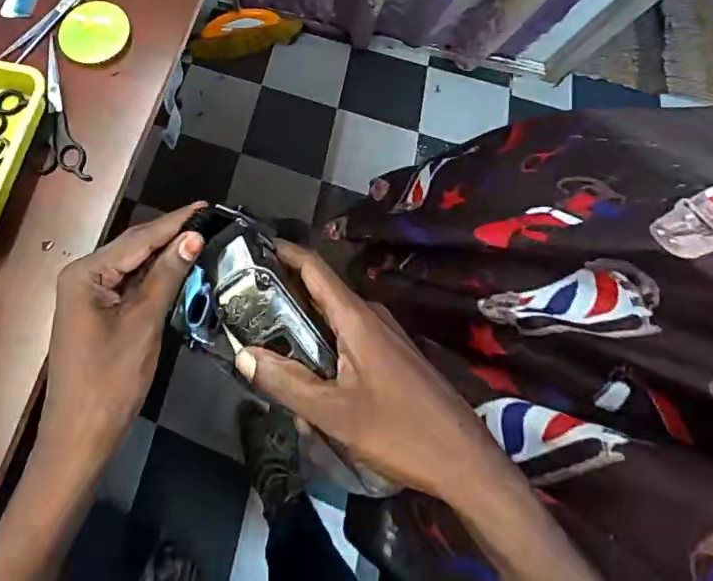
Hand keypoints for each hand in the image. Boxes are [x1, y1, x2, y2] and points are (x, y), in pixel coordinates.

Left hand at [43, 203, 206, 460]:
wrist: (79, 440)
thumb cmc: (109, 382)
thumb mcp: (143, 324)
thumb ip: (167, 276)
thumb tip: (192, 237)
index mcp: (84, 272)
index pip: (137, 239)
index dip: (173, 222)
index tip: (204, 204)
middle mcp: (81, 275)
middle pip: (132, 248)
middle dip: (169, 234)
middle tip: (207, 218)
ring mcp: (86, 295)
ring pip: (131, 265)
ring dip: (162, 254)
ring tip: (198, 236)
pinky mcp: (95, 313)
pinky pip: (127, 285)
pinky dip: (152, 278)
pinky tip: (176, 268)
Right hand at [235, 241, 517, 500]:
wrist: (469, 465)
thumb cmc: (401, 433)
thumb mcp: (334, 415)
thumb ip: (286, 383)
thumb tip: (243, 354)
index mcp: (356, 318)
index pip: (313, 266)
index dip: (283, 251)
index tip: (253, 247)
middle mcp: (371, 316)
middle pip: (319, 294)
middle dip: (283, 303)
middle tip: (248, 316)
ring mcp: (386, 336)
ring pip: (333, 324)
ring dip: (305, 339)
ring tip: (276, 364)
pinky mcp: (394, 357)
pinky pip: (350, 342)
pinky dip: (326, 355)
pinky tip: (316, 392)